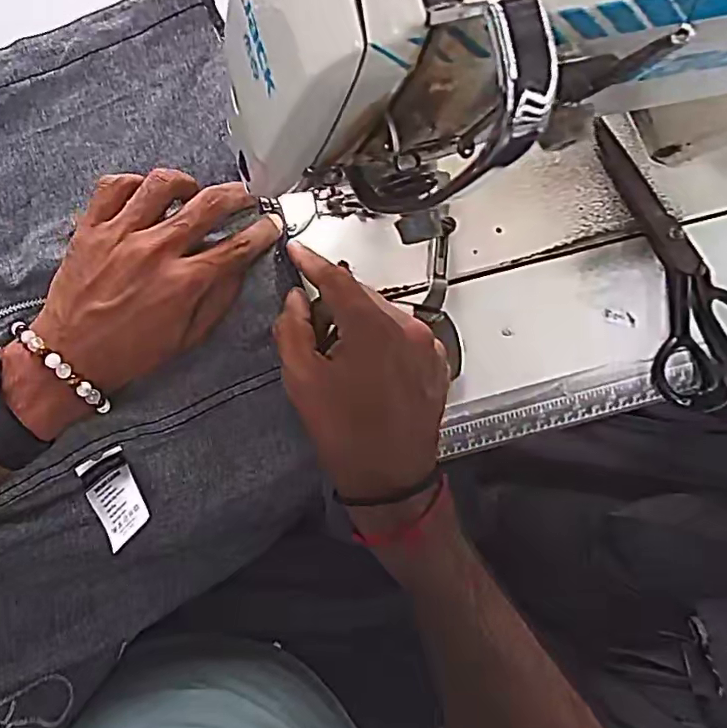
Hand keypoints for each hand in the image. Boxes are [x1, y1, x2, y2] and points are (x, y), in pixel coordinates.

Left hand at [2, 170, 279, 438]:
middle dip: (238, 195)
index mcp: (182, 283)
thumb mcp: (186, 338)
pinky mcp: (91, 229)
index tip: (268, 224)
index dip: (261, 231)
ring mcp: (120, 236)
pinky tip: (143, 195)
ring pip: (162, 183)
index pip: (236, 246)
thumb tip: (239, 268)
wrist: (71, 358)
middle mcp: (154, 252)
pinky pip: (113, 186)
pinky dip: (133, 183)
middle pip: (209, 204)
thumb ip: (218, 300)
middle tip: (243, 196)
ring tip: (191, 191)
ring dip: (187, 182)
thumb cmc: (125, 353)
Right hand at [273, 242, 449, 502]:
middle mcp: (406, 329)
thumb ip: (292, 329)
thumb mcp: (301, 379)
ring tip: (340, 365)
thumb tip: (295, 303)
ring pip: (380, 313)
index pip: (336, 277)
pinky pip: (400, 334)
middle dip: (332, 306)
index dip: (311, 261)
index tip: (299, 251)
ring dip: (356, 324)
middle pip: (359, 295)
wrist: (389, 476)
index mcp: (372, 327)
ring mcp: (424, 346)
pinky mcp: (433, 362)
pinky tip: (364, 372)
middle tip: (312, 335)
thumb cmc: (351, 436)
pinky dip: (379, 340)